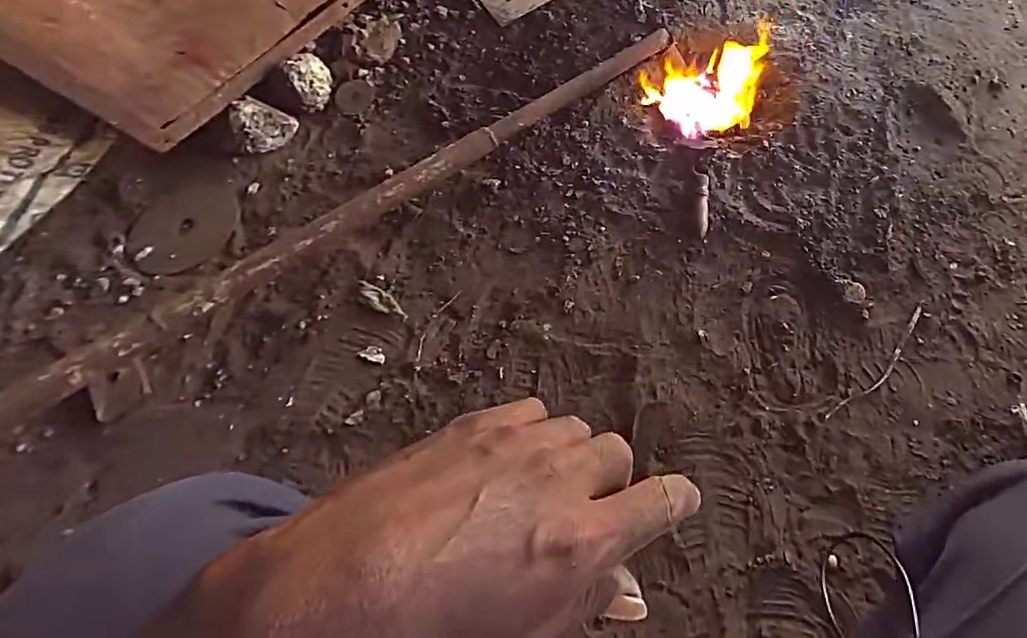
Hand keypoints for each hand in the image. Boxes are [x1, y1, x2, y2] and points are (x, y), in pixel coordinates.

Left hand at [145, 398, 699, 637]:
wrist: (343, 583)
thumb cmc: (440, 630)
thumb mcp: (527, 634)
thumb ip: (585, 605)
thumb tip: (625, 588)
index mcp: (581, 542)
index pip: (659, 503)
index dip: (677, 500)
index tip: (683, 498)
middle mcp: (559, 478)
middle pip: (616, 452)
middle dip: (611, 480)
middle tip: (584, 508)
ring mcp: (517, 440)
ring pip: (573, 426)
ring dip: (568, 453)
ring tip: (537, 486)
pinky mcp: (478, 420)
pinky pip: (531, 410)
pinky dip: (532, 431)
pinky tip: (506, 459)